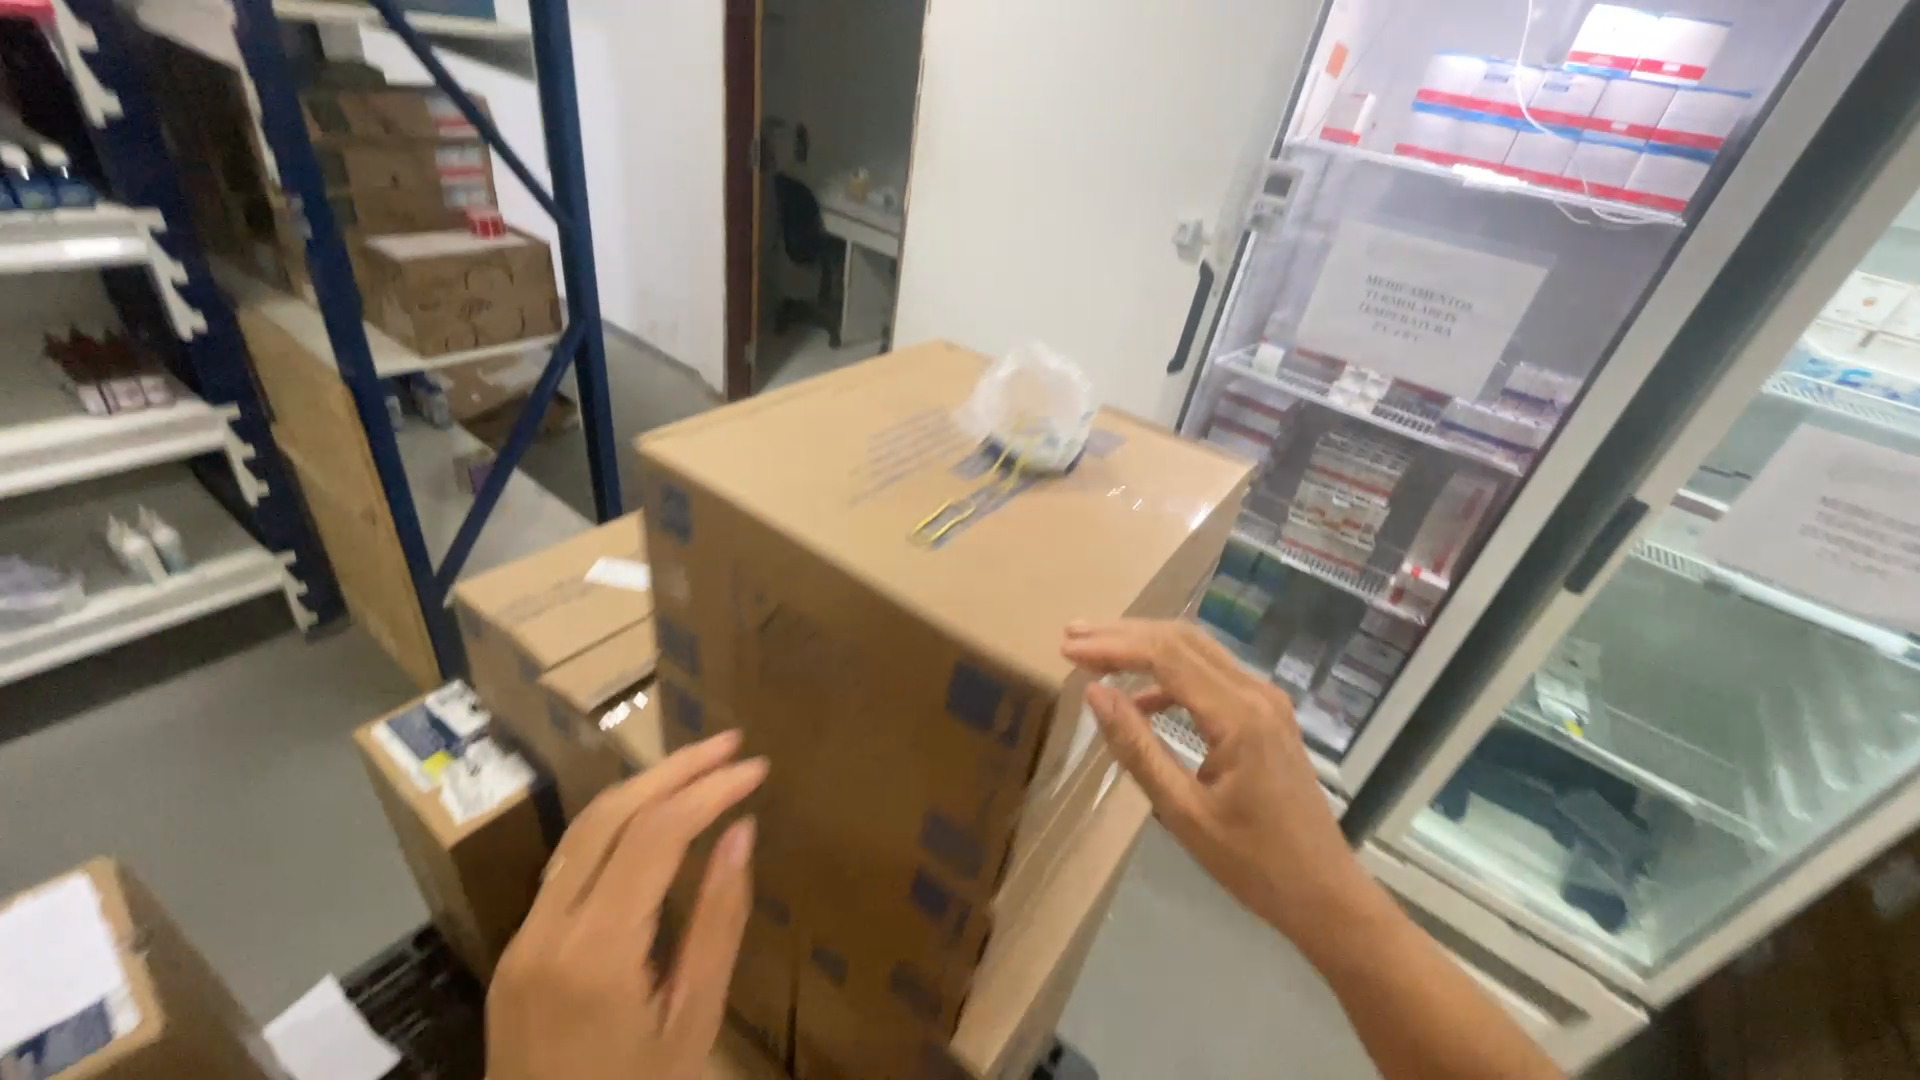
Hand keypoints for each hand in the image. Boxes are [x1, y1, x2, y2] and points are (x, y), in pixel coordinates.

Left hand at [487, 730, 767, 1079]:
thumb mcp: (696, 1019)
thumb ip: (718, 921)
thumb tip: (741, 830)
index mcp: (595, 955)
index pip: (655, 836)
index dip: (709, 790)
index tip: (756, 767)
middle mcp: (546, 932)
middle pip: (609, 815)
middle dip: (674, 768)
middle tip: (731, 743)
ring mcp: (522, 937)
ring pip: (581, 831)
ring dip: (644, 786)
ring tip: (700, 763)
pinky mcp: (518, 947)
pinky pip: (569, 863)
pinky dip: (617, 823)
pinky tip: (654, 814)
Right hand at [1062, 619, 1367, 941]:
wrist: (1325, 893)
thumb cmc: (1253, 863)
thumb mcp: (1182, 811)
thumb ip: (1136, 746)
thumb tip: (1094, 692)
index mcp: (1238, 716)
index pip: (1165, 655)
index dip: (1112, 646)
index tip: (1067, 649)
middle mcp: (1256, 693)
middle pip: (1181, 639)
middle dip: (1123, 634)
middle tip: (1072, 636)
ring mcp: (1266, 700)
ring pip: (1197, 650)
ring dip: (1145, 646)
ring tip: (1095, 654)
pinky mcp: (1266, 714)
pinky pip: (1211, 676)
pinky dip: (1169, 674)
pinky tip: (1139, 697)